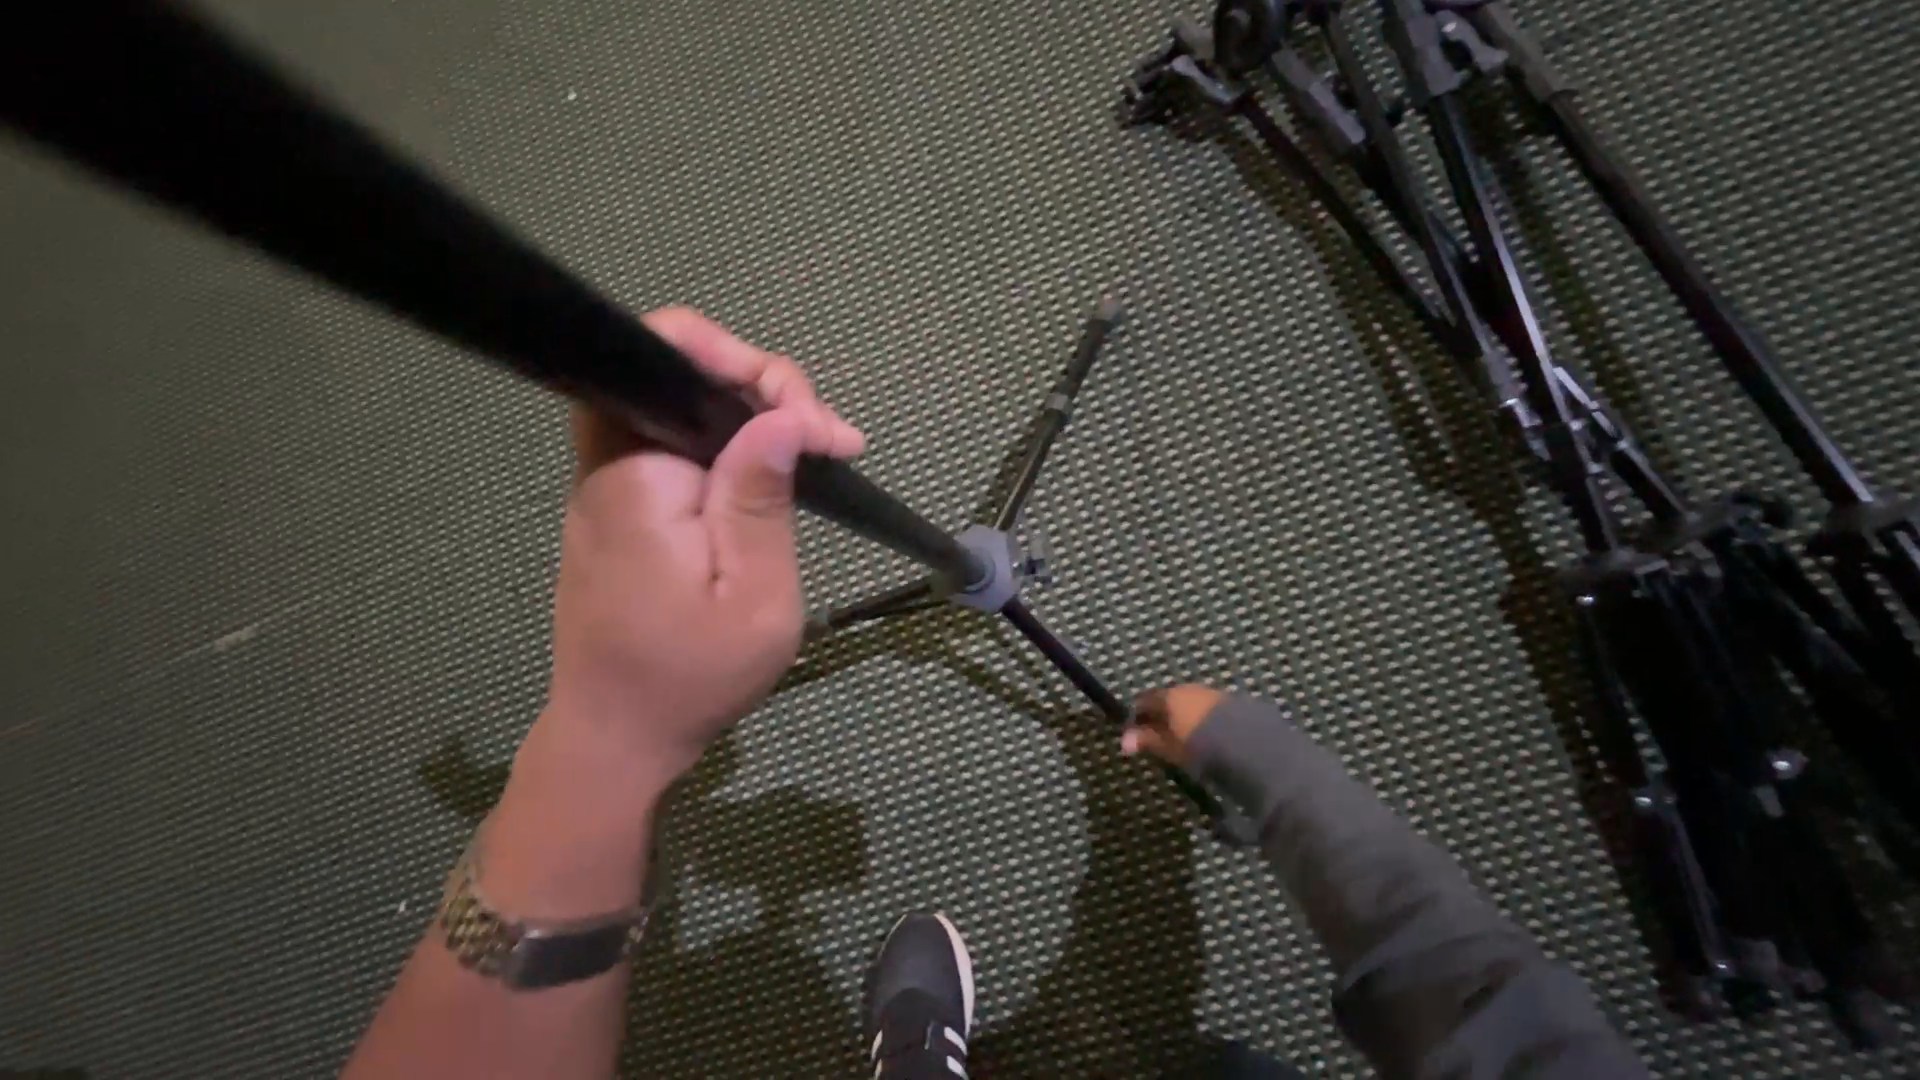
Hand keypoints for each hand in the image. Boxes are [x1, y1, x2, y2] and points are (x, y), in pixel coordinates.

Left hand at [541, 307, 865, 788]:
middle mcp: (611, 464)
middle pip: (681, 369)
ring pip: (682, 402)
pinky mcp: (620, 505)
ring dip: (750, 410)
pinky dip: (727, 441)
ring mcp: (608, 483)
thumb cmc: (693, 676)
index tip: (814, 425)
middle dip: (763, 384)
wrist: (618, 735)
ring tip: (812, 447)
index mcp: (640, 476)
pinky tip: (770, 469)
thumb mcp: (755, 599)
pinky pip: (675, 441)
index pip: (677, 359)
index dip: (750, 366)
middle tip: (826, 438)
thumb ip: (763, 501)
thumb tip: (781, 417)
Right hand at [1121, 684, 1225, 765]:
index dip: (1137, 715)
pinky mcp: (1232, 702)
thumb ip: (1147, 741)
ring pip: (1190, 702)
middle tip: (1159, 735)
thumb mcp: (1170, 747)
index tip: (1134, 731)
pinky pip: (1208, 708)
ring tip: (1184, 737)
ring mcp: (1211, 693)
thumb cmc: (1199, 744)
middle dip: (1162, 715)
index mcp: (1168, 696)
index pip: (1145, 700)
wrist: (1247, 741)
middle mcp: (1188, 689)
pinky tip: (1206, 734)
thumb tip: (1124, 741)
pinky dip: (1202, 718)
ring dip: (1184, 716)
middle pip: (1168, 699)